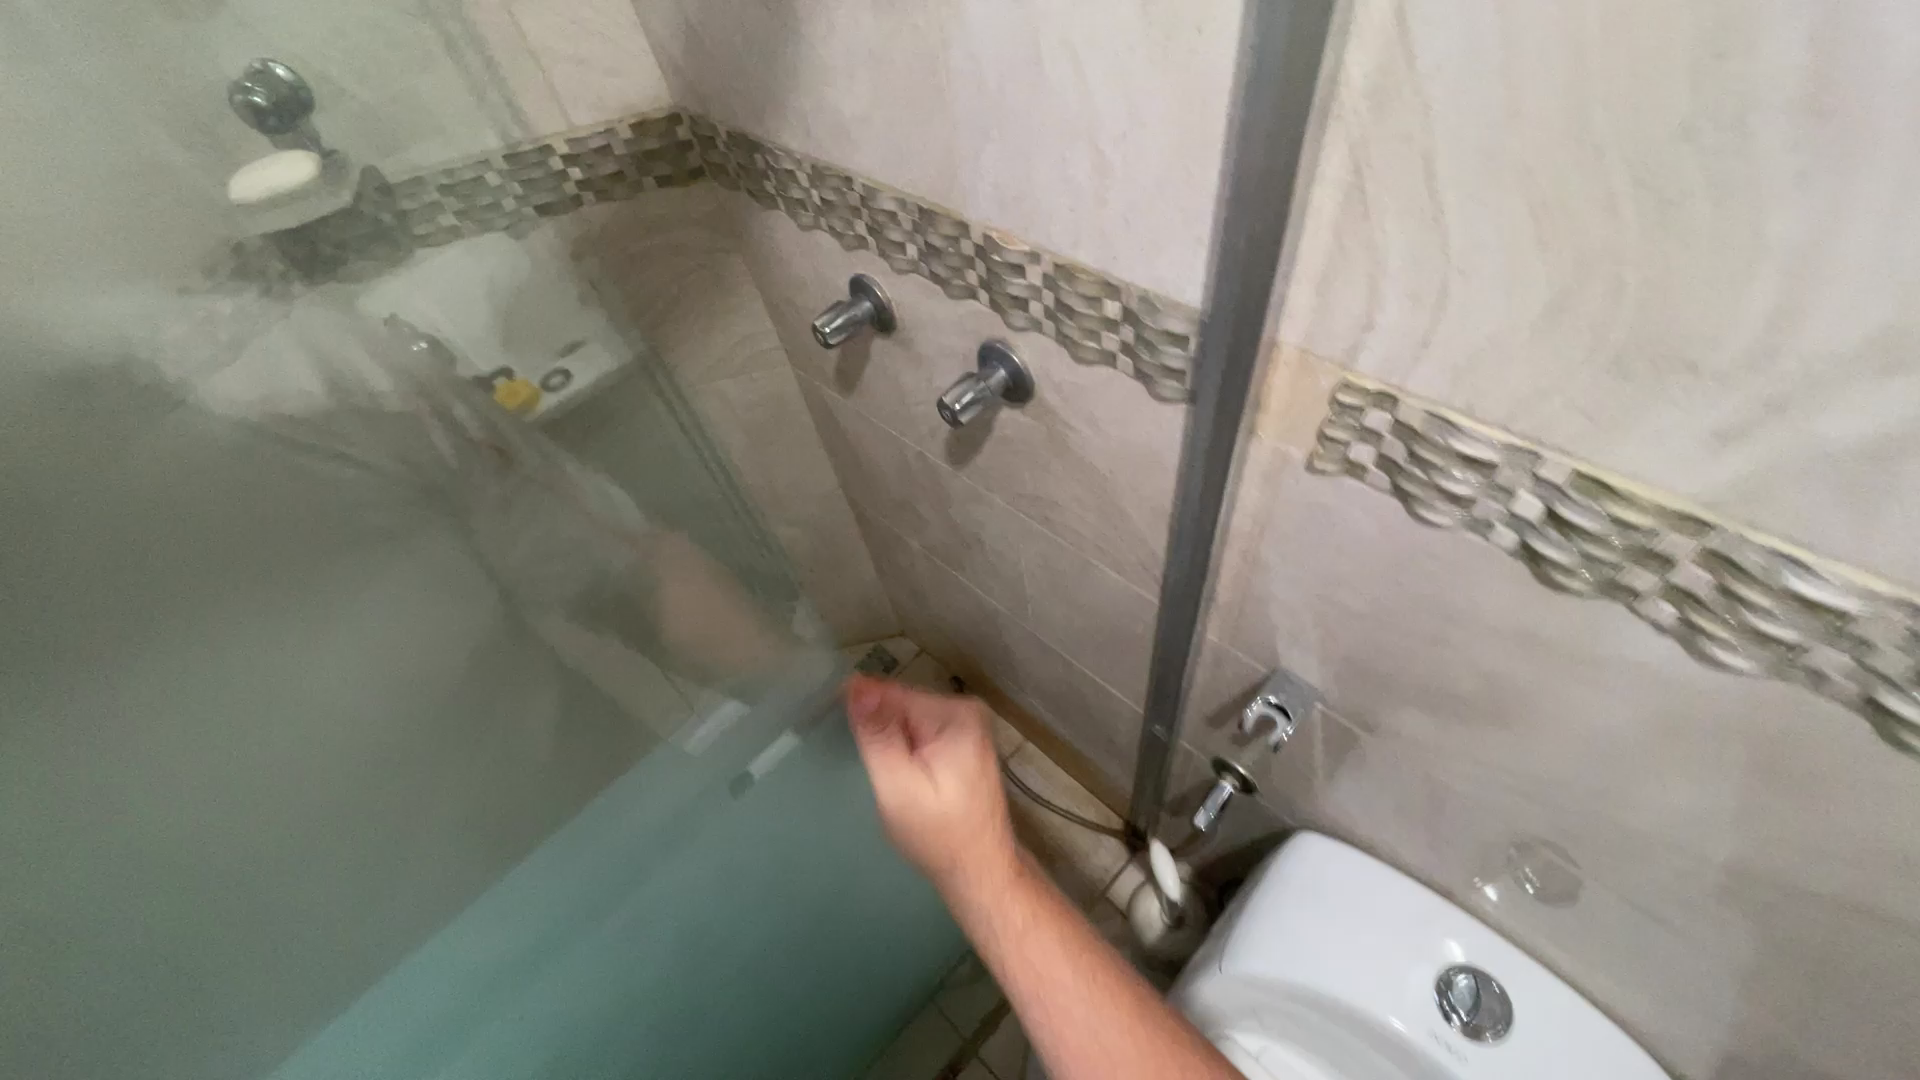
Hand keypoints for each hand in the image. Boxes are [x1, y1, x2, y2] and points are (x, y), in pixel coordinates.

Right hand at [845, 674, 1020, 895]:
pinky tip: (910, 779)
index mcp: (955, 713)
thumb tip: (856, 684)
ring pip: (908, 719)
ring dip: (893, 743)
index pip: (891, 694)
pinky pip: (921, 732)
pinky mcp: (964, 740)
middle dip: (882, 733)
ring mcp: (969, 724)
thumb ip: (877, 734)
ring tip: (895, 779)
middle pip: (901, 704)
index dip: (865, 717)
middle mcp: (967, 708)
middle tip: (882, 775)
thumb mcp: (897, 786)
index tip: (853, 743)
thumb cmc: (937, 834)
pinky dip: (908, 751)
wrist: (979, 870)